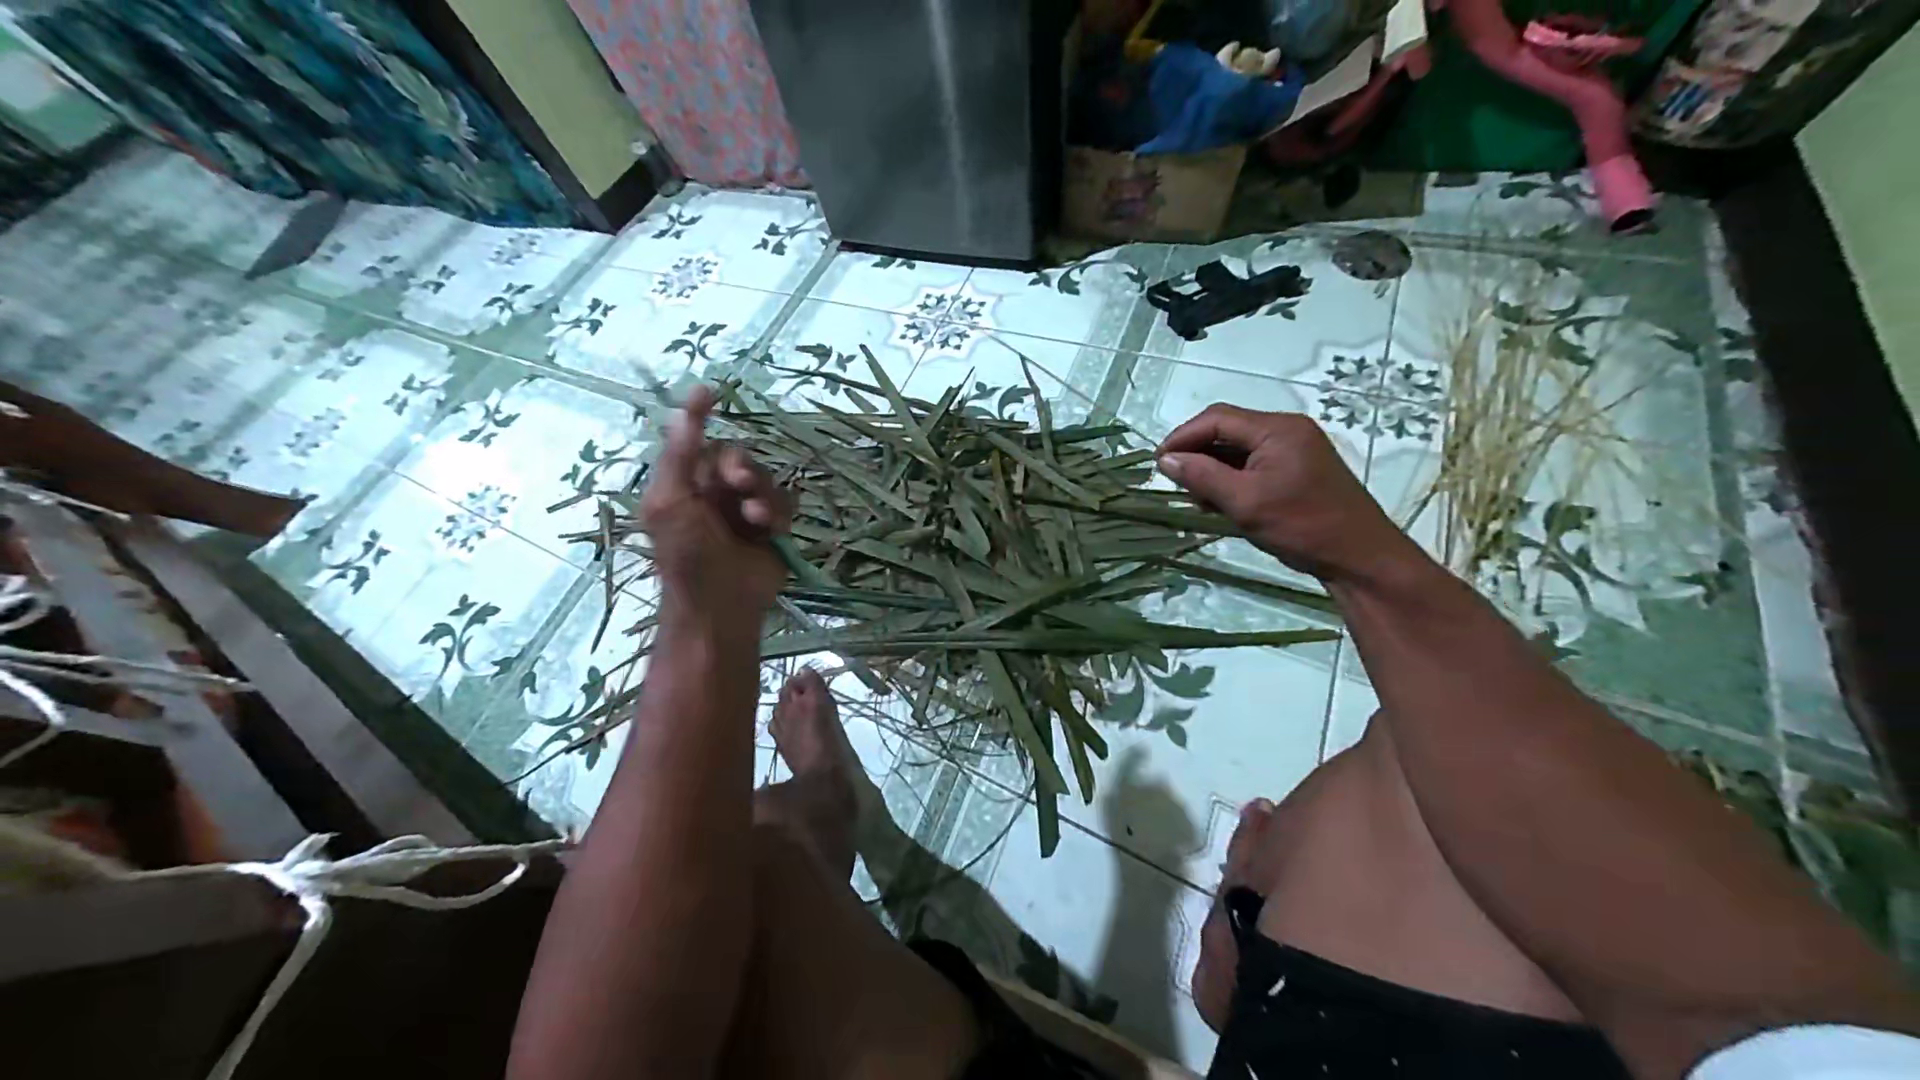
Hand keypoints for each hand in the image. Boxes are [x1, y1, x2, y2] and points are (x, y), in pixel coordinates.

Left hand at [640, 385, 790, 625]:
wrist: (721, 604)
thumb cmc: (685, 556)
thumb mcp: (669, 502)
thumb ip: (678, 456)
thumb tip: (681, 410)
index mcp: (685, 485)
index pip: (695, 442)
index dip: (700, 416)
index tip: (708, 391)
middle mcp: (715, 493)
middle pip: (738, 457)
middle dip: (741, 468)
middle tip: (738, 483)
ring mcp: (746, 511)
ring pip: (765, 478)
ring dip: (762, 494)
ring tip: (755, 519)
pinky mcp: (773, 528)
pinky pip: (785, 502)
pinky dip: (779, 512)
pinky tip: (770, 530)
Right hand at [1156, 404, 1417, 584]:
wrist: (1360, 557)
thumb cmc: (1302, 526)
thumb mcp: (1245, 502)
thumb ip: (1202, 476)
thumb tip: (1165, 459)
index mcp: (1278, 429)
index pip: (1217, 419)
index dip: (1182, 437)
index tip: (1158, 463)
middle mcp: (1287, 430)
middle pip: (1227, 430)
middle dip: (1197, 454)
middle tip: (1176, 483)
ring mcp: (1295, 449)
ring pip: (1238, 448)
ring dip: (1212, 469)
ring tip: (1198, 498)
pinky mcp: (1297, 469)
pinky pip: (1253, 463)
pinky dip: (1231, 478)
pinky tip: (1221, 501)